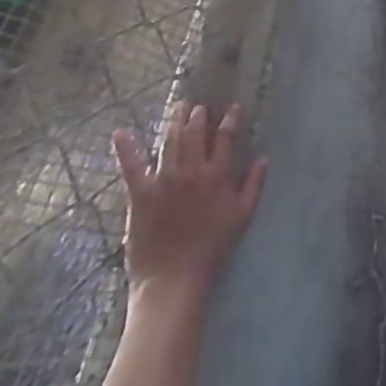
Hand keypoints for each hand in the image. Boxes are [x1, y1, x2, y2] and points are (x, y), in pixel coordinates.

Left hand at [111, 102, 267, 298]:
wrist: (174, 277)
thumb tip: (263, 158)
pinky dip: (126, 148)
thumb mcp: (243, 215)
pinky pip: (132, 166)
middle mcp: (191, 171)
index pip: (225, 138)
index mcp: (217, 175)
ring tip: (177, 109)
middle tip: (199, 107)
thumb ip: (254, 184)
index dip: (229, 120)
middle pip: (194, 134)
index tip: (232, 108)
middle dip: (198, 116)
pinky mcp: (140, 194)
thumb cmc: (213, 247)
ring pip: (169, 142)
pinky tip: (121, 132)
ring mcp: (163, 180)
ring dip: (174, 122)